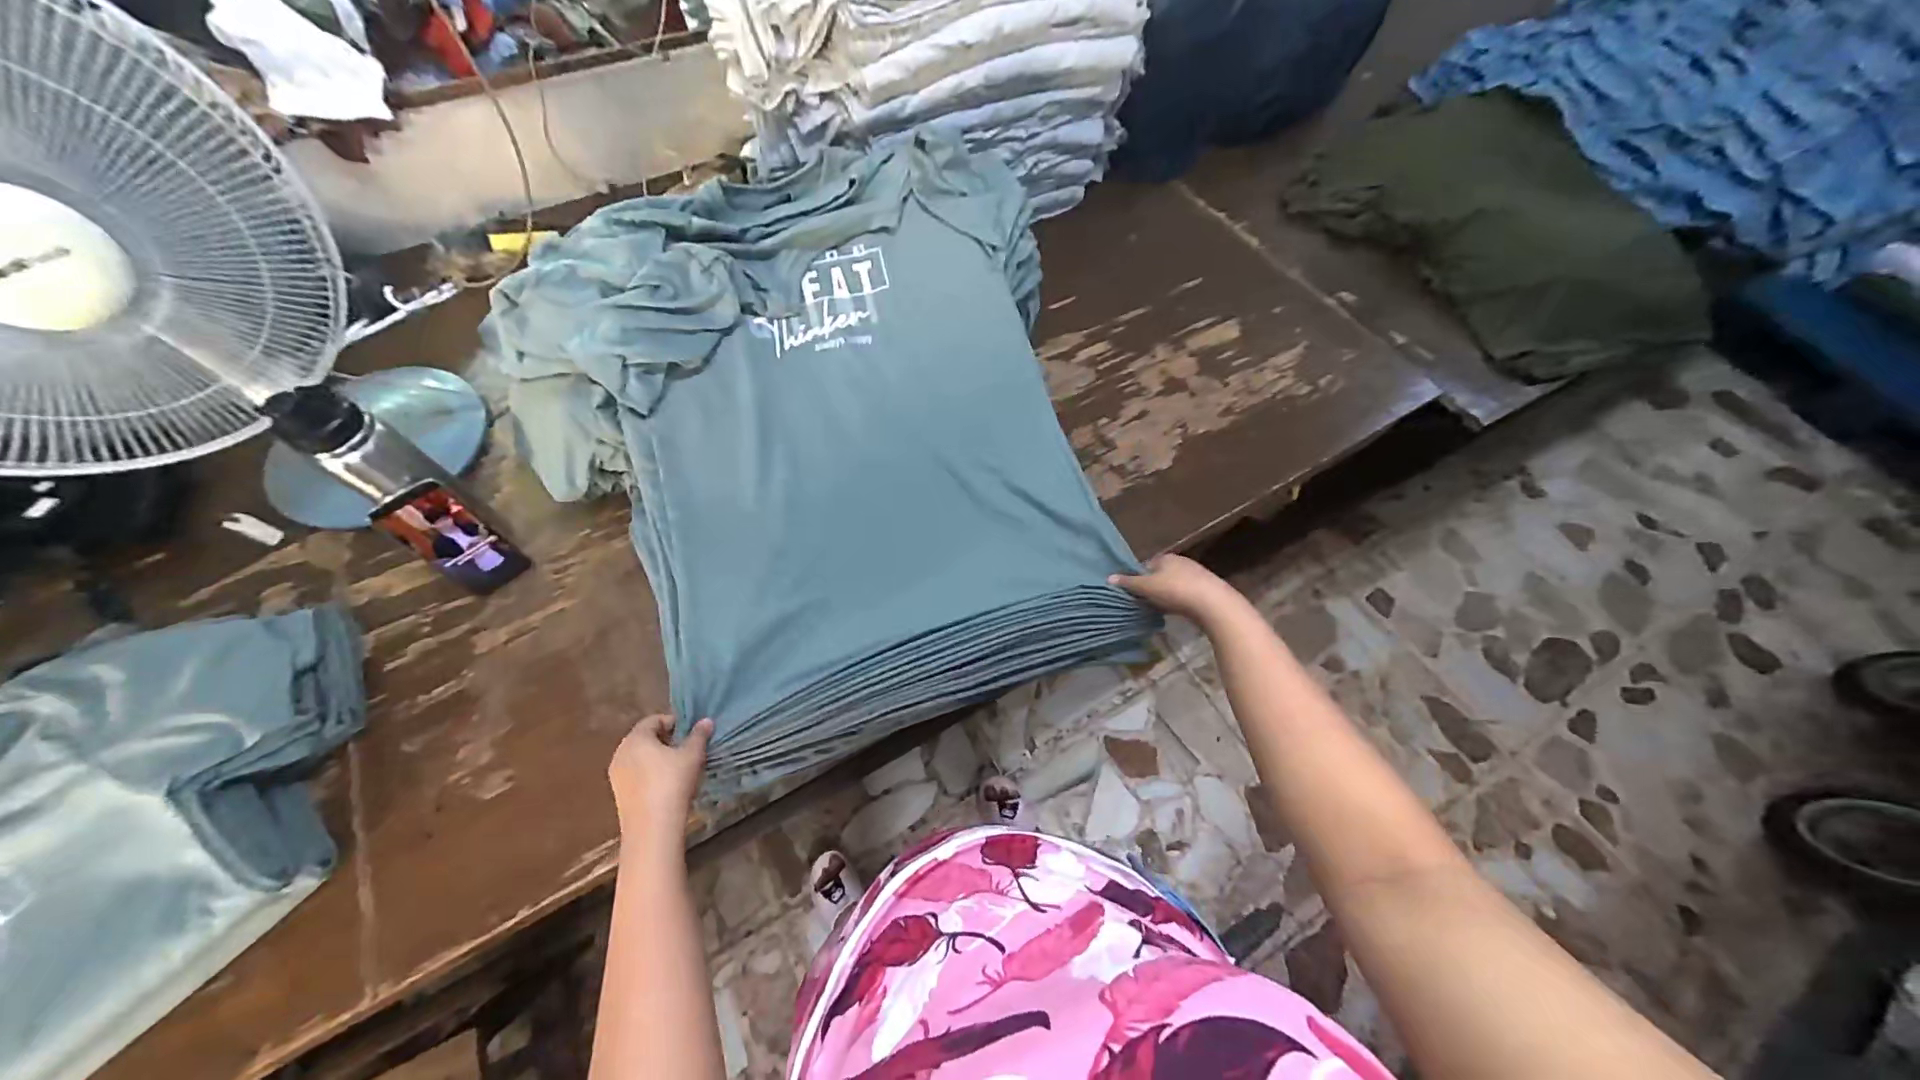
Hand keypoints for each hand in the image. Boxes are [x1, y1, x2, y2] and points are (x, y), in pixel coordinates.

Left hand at [609, 714, 712, 848]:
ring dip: (657, 758)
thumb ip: (699, 735)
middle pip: (644, 738)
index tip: (691, 733)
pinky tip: (666, 785)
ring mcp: (616, 774)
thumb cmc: (672, 782)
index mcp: (636, 738)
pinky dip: (649, 773)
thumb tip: (706, 721)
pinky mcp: (618, 793)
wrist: (652, 826)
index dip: (674, 722)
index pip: (654, 720)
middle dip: (666, 740)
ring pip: (639, 757)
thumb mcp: (692, 755)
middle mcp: (621, 752)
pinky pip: (635, 774)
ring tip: (678, 768)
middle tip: (687, 749)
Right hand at [1109, 554, 1248, 625]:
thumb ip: (1128, 582)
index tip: (1132, 593)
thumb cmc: (1175, 590)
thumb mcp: (1147, 587)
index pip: (1145, 565)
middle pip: (1159, 575)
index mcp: (1165, 557)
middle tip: (1143, 603)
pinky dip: (1179, 601)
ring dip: (1166, 596)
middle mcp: (1181, 562)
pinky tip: (1177, 611)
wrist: (1213, 604)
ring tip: (1159, 609)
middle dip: (1152, 587)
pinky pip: (1185, 594)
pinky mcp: (1206, 589)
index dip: (1137, 578)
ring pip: (1173, 585)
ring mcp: (1196, 575)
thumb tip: (1109, 577)